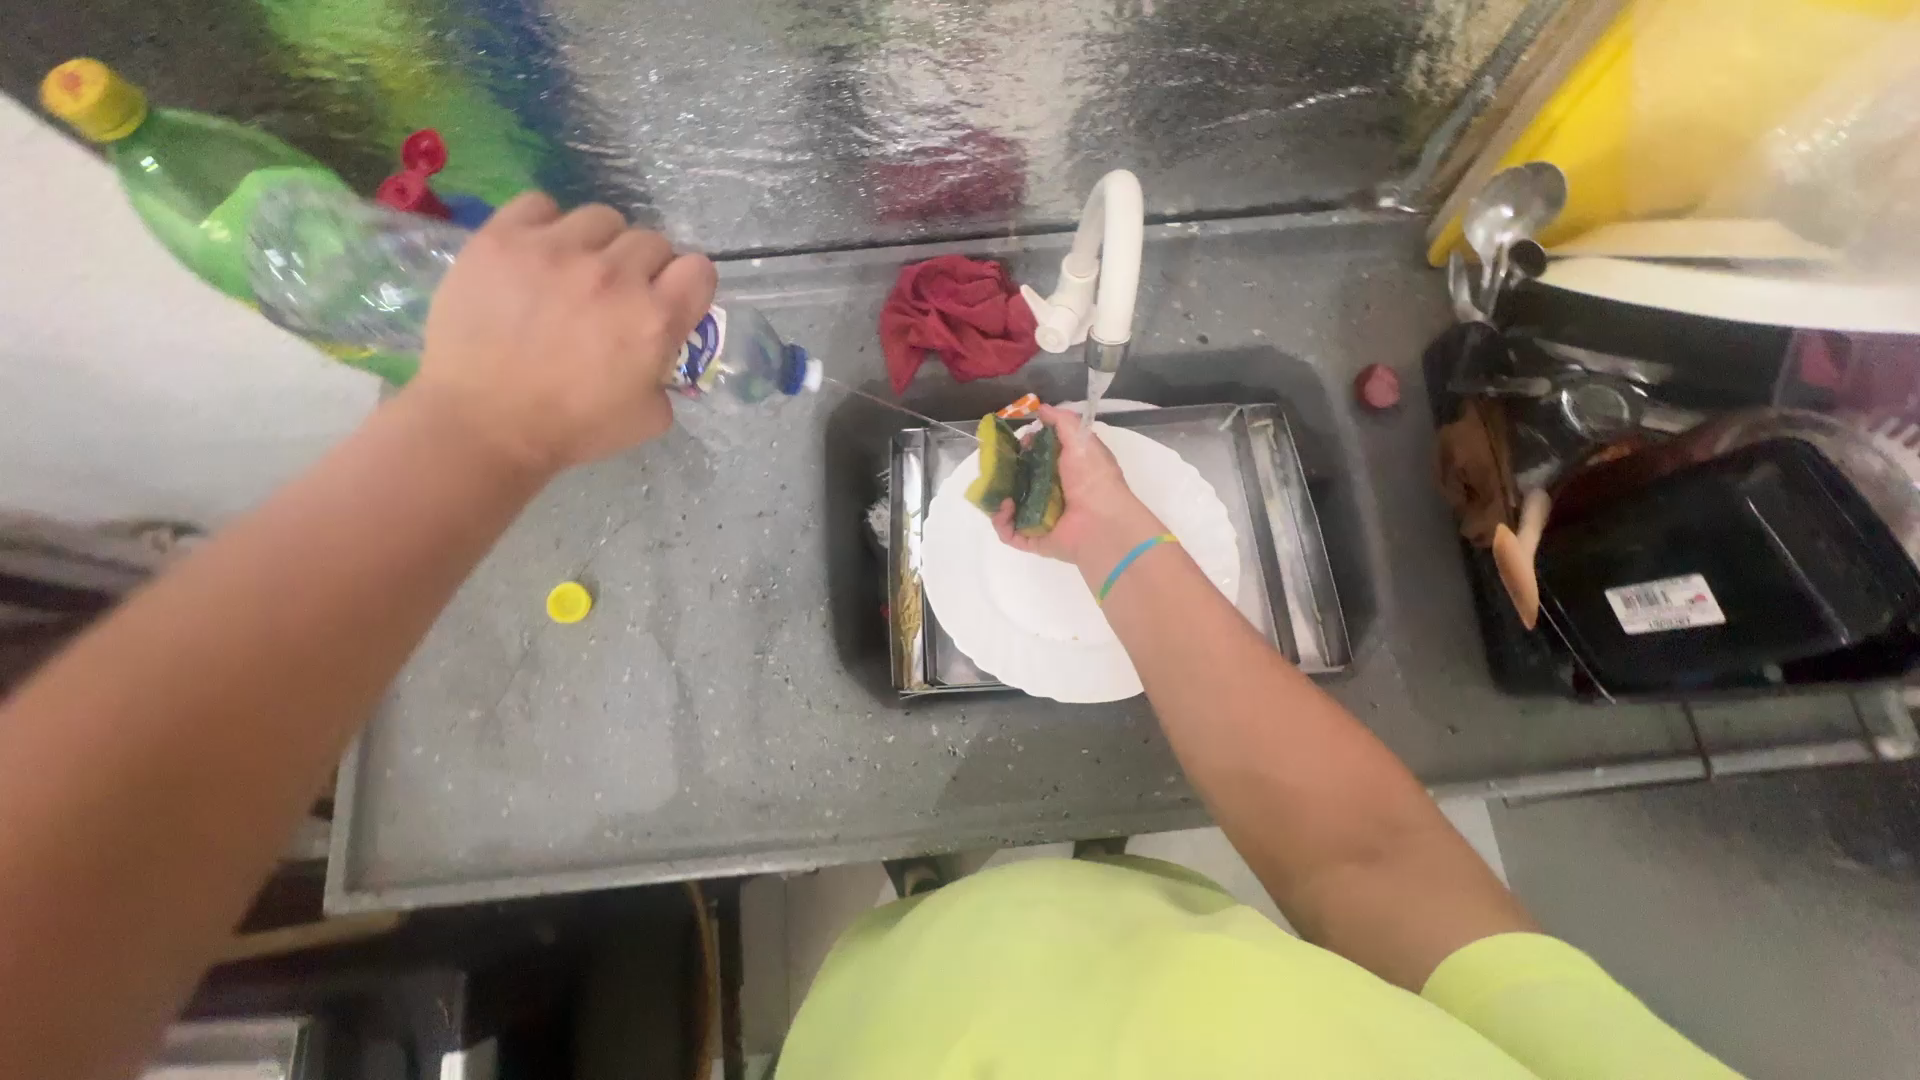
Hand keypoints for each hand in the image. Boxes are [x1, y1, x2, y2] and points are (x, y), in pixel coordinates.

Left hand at [411, 192, 718, 473]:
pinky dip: (546, 226)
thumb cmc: (572, 429)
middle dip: (644, 268)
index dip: (689, 285)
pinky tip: (537, 256)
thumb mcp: (649, 417)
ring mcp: (556, 250)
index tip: (670, 301)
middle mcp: (613, 275)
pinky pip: (540, 205)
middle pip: (652, 240)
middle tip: (618, 295)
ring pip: (601, 218)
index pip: (699, 269)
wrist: (484, 423)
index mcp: (655, 319)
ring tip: (576, 271)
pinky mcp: (503, 238)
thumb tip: (660, 356)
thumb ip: (668, 376)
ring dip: (599, 243)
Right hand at [990, 404, 1166, 584]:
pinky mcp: (1033, 540)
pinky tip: (1006, 506)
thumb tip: (1041, 409)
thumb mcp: (1081, 439)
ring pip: (1010, 508)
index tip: (1020, 442)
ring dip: (999, 496)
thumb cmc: (1093, 477)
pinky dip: (1001, 521)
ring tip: (998, 486)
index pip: (1039, 459)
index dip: (1026, 449)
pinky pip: (1009, 533)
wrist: (1101, 521)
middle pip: (1021, 482)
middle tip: (998, 463)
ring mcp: (1042, 520)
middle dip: (1006, 472)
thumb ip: (1061, 422)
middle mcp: (1053, 496)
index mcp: (1066, 473)